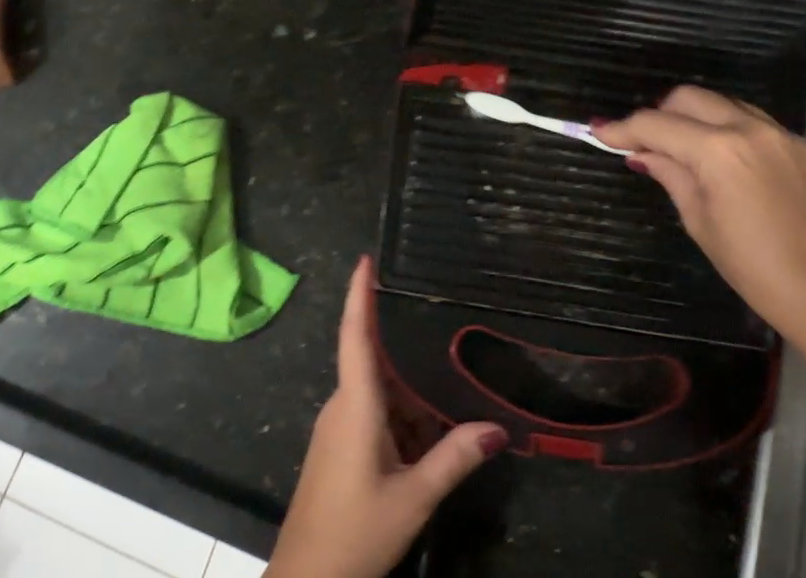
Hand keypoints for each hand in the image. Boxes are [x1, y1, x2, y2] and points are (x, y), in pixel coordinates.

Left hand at [266, 258, 505, 577]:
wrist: (308, 577)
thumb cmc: (355, 530)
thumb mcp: (414, 497)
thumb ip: (454, 458)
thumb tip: (497, 428)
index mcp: (355, 405)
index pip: (355, 336)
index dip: (359, 295)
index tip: (366, 259)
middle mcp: (344, 407)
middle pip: (378, 364)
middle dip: (410, 353)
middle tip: (447, 325)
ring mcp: (340, 429)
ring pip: (382, 395)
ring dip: (414, 397)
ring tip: (456, 382)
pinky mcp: (342, 449)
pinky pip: (378, 418)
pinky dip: (406, 420)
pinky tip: (436, 432)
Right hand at [593, 86, 805, 359]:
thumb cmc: (759, 272)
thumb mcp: (701, 225)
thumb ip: (672, 177)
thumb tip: (645, 154)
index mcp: (720, 152)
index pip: (657, 125)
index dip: (622, 128)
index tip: (600, 133)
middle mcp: (755, 130)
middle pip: (691, 98)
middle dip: (661, 114)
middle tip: (645, 144)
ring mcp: (791, 138)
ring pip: (730, 107)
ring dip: (701, 121)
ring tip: (689, 154)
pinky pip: (765, 131)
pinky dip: (739, 139)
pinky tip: (738, 174)